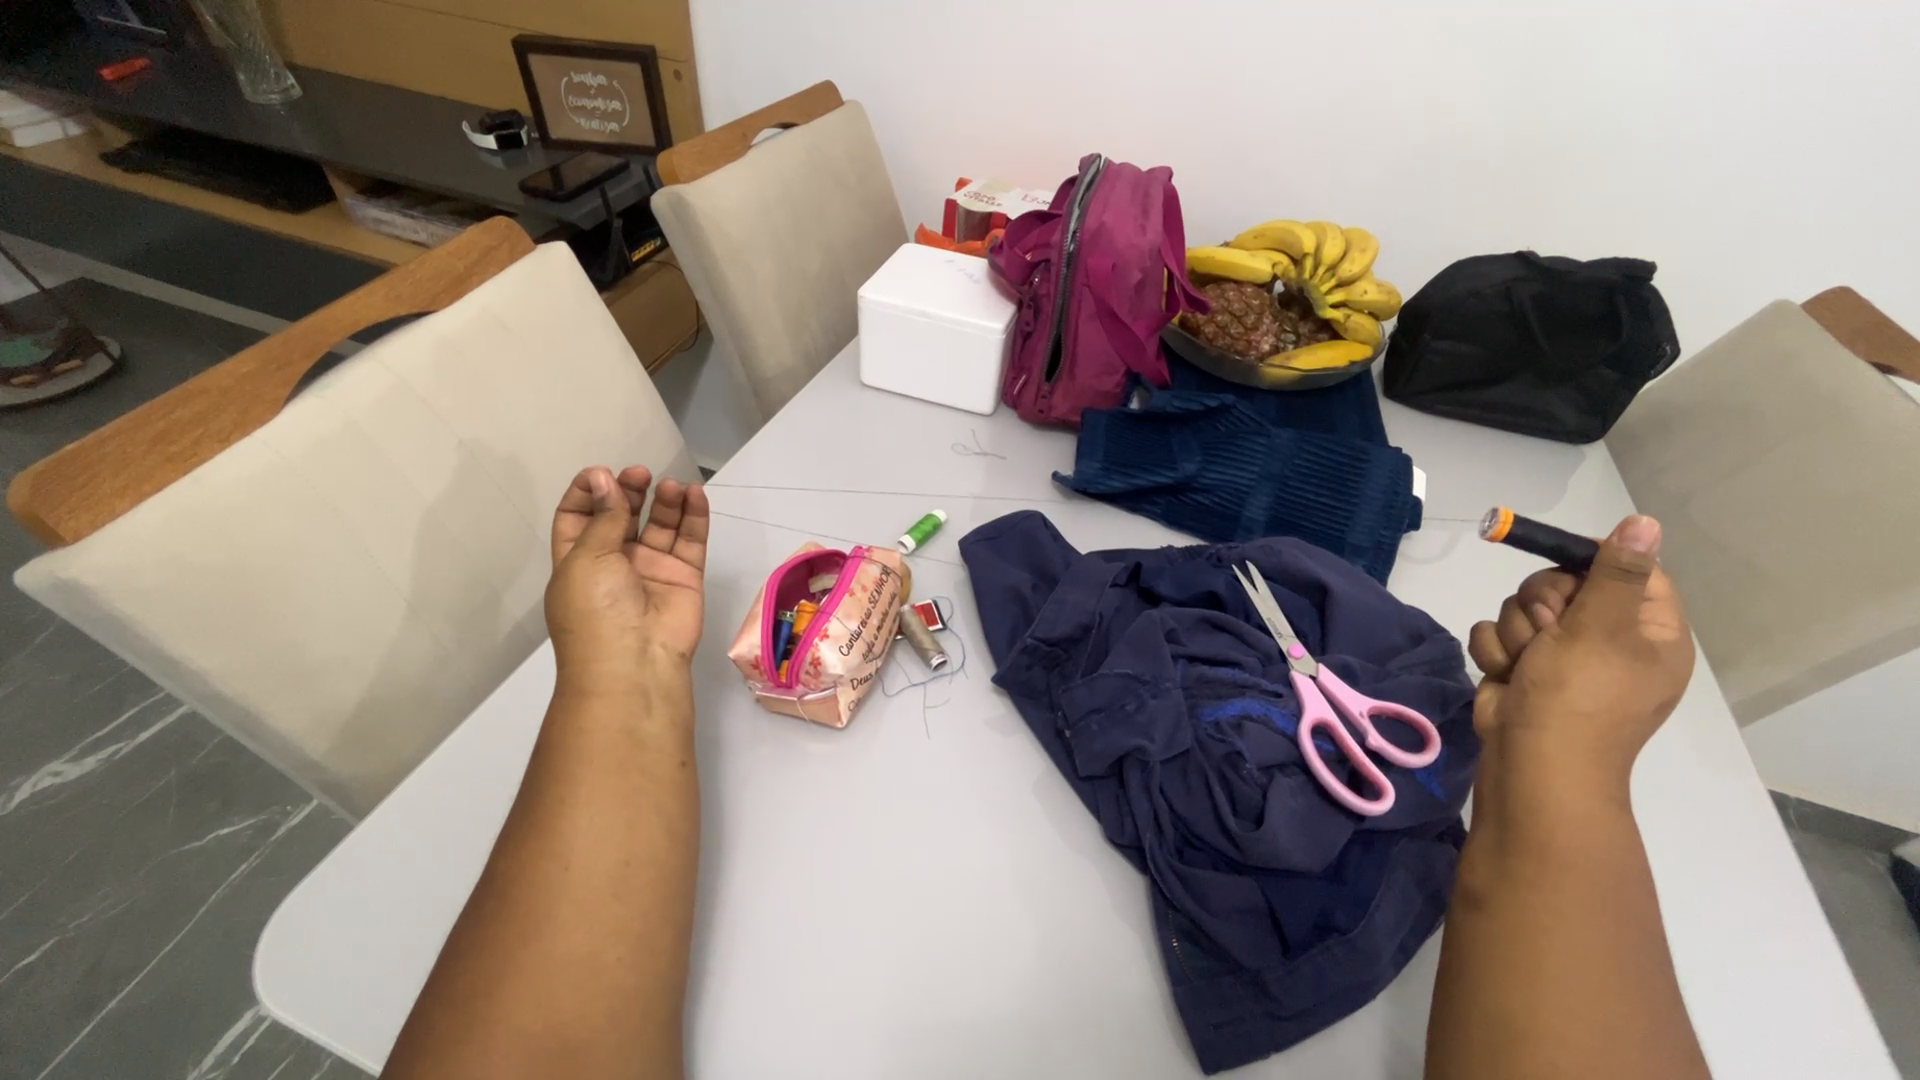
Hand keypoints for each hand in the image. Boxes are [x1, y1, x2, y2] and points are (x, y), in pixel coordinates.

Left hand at [546, 466, 709, 692]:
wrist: (634, 663)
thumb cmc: (595, 611)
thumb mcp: (586, 559)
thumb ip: (604, 517)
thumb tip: (605, 478)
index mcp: (578, 561)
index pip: (578, 517)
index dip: (587, 493)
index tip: (600, 474)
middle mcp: (615, 562)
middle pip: (622, 515)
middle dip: (629, 490)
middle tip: (640, 474)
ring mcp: (652, 569)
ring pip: (660, 525)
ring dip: (665, 501)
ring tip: (672, 485)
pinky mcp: (685, 577)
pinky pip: (690, 541)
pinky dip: (694, 517)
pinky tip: (695, 495)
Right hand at [1468, 515, 1693, 774]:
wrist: (1532, 761)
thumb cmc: (1578, 696)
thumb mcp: (1602, 628)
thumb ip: (1617, 573)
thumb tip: (1645, 521)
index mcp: (1648, 630)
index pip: (1630, 570)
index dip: (1593, 562)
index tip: (1564, 568)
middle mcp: (1607, 638)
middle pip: (1564, 584)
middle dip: (1541, 605)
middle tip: (1548, 631)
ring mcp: (1561, 653)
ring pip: (1522, 608)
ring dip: (1515, 633)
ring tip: (1526, 664)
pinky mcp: (1522, 665)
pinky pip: (1498, 634)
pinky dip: (1496, 652)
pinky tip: (1505, 675)